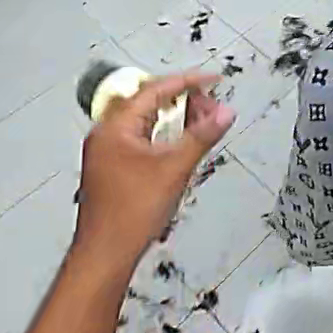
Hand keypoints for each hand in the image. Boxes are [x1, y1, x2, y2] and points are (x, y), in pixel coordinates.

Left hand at [74, 74, 234, 271]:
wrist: (107, 252)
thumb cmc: (133, 210)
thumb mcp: (175, 168)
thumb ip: (202, 136)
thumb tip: (225, 112)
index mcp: (115, 129)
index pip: (154, 92)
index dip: (187, 82)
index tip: (214, 80)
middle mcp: (107, 135)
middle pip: (148, 103)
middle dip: (184, 100)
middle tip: (213, 108)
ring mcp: (109, 152)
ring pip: (146, 121)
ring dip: (176, 117)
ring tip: (204, 123)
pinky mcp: (115, 167)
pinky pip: (144, 137)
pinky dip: (167, 133)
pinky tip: (184, 142)